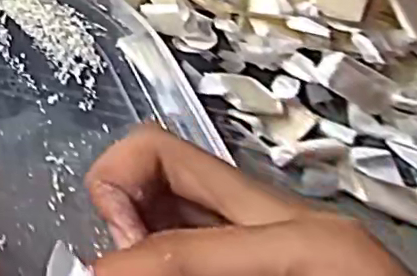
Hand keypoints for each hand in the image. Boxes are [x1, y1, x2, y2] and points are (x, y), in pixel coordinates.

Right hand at [85, 123, 411, 275]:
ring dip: (140, 210)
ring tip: (142, 259)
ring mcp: (299, 228)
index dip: (120, 262)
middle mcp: (300, 218)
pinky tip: (174, 263)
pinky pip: (203, 210)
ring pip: (175, 176)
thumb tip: (106, 270)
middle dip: (117, 191)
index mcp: (310, 241)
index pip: (173, 242)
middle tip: (118, 251)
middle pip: (160, 153)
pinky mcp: (299, 244)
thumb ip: (187, 274)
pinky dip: (171, 230)